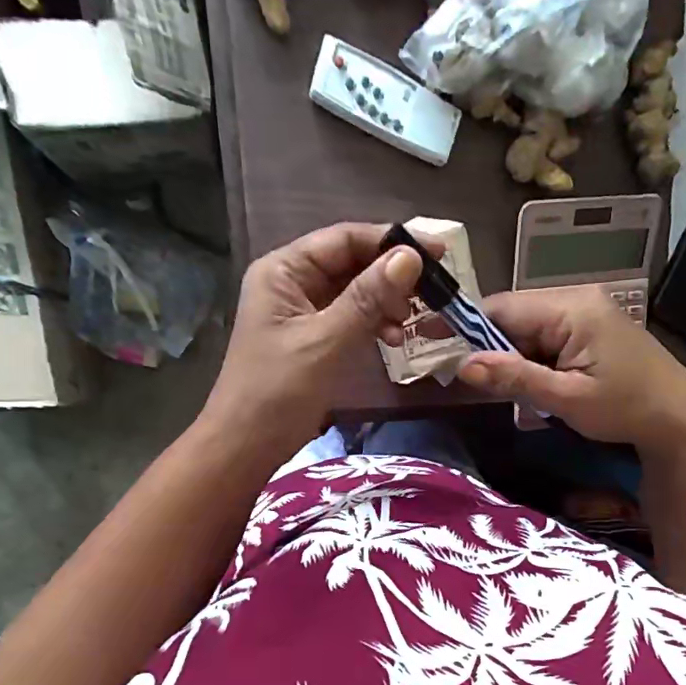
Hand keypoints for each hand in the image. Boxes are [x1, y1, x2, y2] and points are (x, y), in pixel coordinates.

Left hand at [202, 222, 429, 451]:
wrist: (247, 445)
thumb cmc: (279, 390)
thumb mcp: (327, 340)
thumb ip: (368, 298)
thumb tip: (410, 257)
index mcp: (284, 270)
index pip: (344, 238)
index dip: (391, 241)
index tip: (438, 252)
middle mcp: (291, 282)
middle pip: (351, 262)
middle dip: (391, 275)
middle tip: (432, 291)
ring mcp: (301, 312)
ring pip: (354, 292)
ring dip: (386, 302)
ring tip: (410, 322)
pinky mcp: (312, 339)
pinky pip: (350, 318)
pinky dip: (374, 324)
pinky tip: (393, 339)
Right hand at [457, 286, 685, 451]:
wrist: (678, 419)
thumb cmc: (625, 409)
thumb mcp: (565, 398)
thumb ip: (514, 377)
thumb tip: (463, 365)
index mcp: (572, 308)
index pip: (503, 307)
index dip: (464, 324)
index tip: (428, 337)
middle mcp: (578, 298)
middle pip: (513, 313)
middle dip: (486, 342)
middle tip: (457, 370)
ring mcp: (587, 310)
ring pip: (527, 324)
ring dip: (507, 350)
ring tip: (488, 379)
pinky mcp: (591, 326)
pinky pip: (546, 333)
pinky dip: (528, 353)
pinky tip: (522, 376)